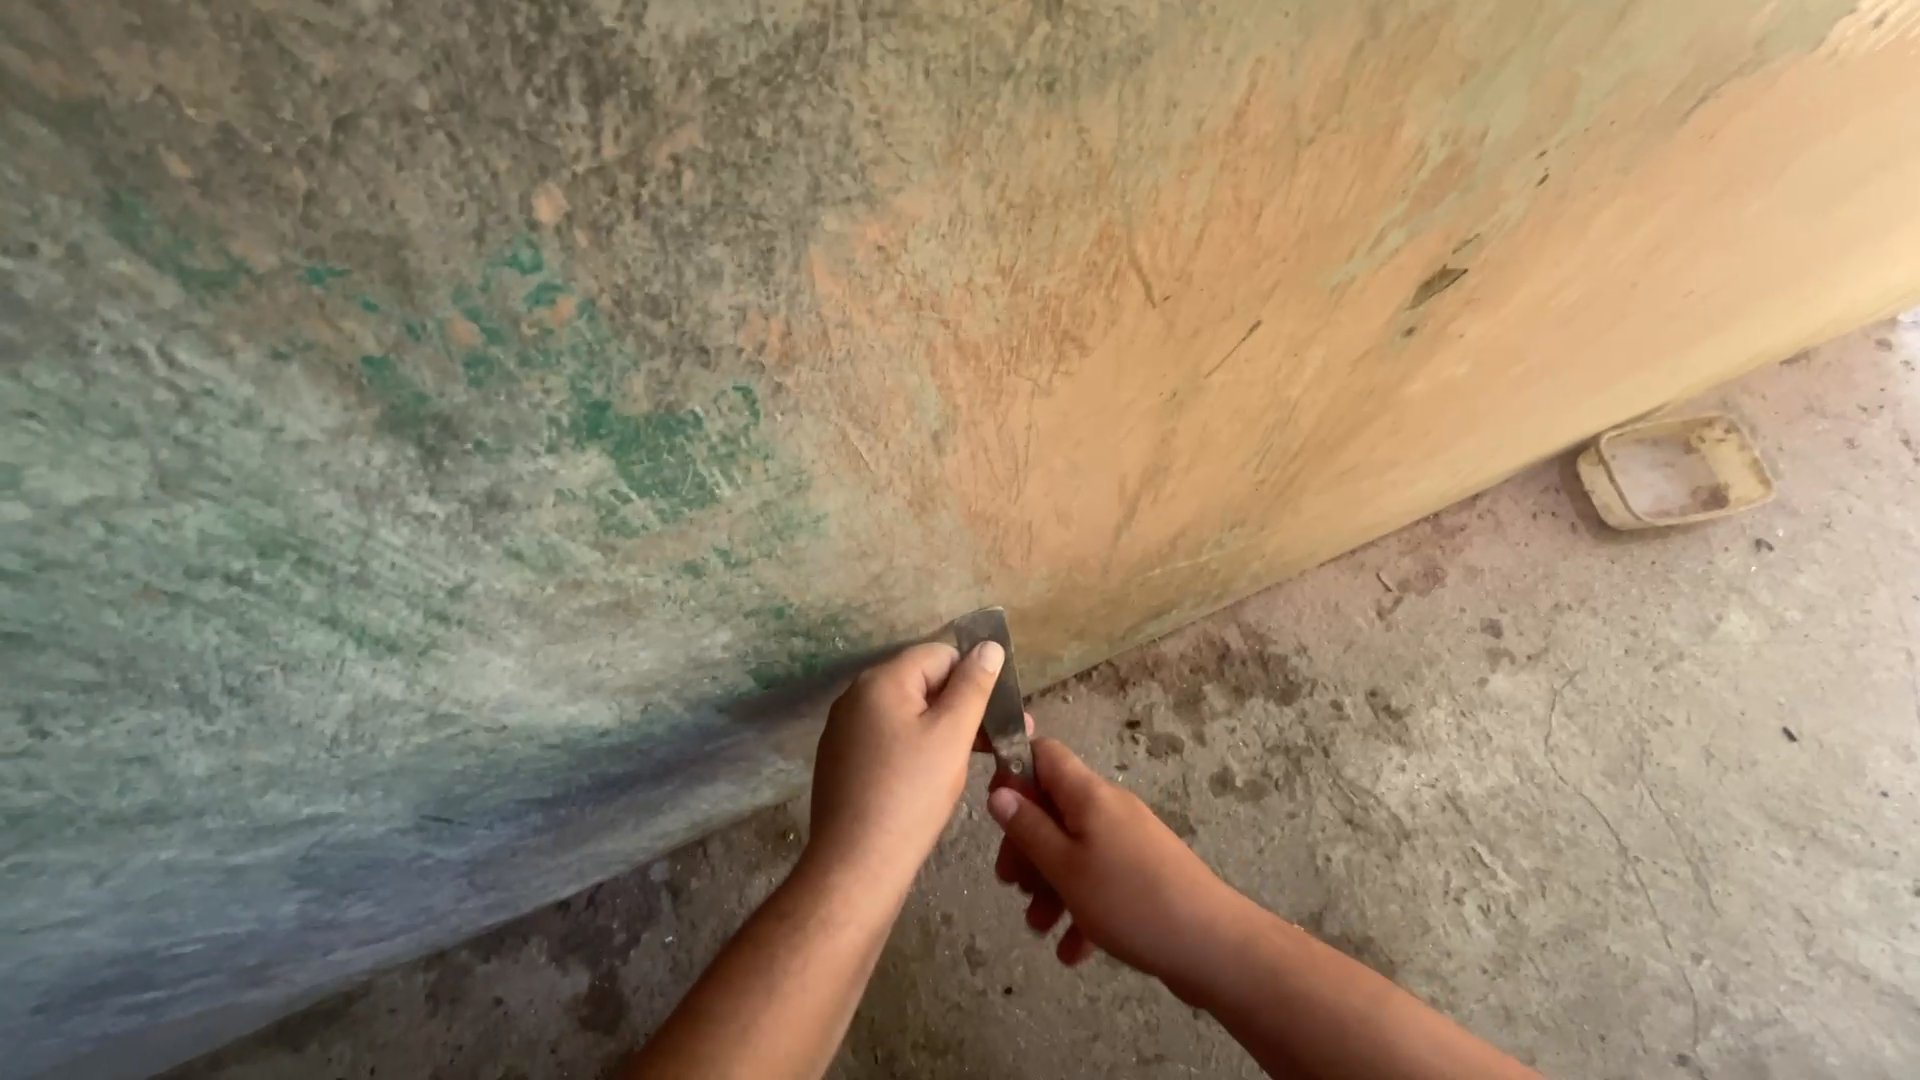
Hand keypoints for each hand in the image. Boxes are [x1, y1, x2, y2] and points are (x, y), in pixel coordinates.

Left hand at [805, 641, 1004, 888]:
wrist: (856, 865)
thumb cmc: (911, 794)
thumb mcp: (952, 735)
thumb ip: (973, 685)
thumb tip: (988, 646)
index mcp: (880, 681)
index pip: (940, 655)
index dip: (973, 677)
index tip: (1000, 714)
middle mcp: (855, 697)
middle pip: (922, 684)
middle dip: (963, 707)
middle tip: (1000, 741)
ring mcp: (844, 730)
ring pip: (907, 715)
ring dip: (943, 730)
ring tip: (974, 762)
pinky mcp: (842, 761)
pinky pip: (888, 740)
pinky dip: (916, 750)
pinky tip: (932, 780)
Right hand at [986, 738, 1249, 1000]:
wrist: (1212, 946)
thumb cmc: (1129, 899)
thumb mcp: (1065, 866)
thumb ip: (1028, 828)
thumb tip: (999, 791)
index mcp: (1088, 794)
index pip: (1044, 754)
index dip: (1014, 772)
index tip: (996, 813)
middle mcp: (1108, 809)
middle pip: (1054, 808)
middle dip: (1027, 844)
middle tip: (1010, 883)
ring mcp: (1129, 843)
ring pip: (1074, 850)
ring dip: (1050, 884)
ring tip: (1038, 925)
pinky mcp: (1143, 876)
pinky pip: (1100, 881)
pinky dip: (1082, 908)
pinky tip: (1072, 949)